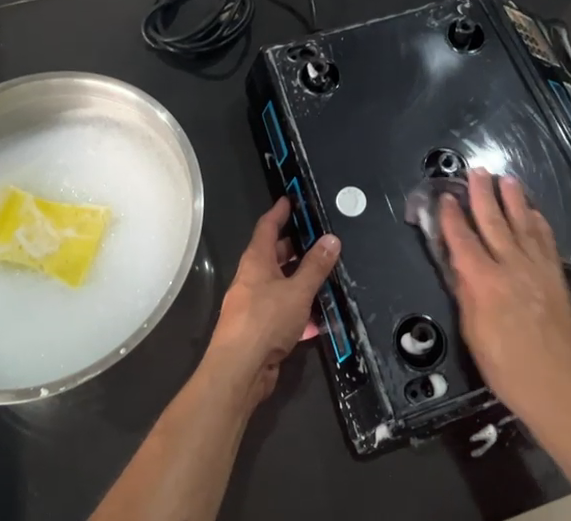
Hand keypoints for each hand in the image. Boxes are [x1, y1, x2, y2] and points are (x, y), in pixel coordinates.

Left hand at [205, 198, 340, 409]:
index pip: (267, 227)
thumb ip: (315, 266)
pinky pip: (282, 312)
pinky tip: (318, 319)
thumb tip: (331, 239)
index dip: (279, 212)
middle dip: (294, 247)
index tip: (290, 199)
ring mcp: (253, 306)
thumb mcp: (297, 291)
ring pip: (279, 285)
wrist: (239, 370)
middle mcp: (251, 279)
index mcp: (255, 262)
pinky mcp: (259, 330)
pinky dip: (299, 311)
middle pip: (273, 256)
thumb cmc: (266, 320)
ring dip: (299, 281)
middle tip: (318, 239)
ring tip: (325, 276)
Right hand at [440, 169, 570, 423]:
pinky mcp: (556, 277)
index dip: (452, 217)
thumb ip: (466, 294)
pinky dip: (539, 223)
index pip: (463, 240)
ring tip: (505, 179)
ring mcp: (537, 269)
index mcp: (484, 281)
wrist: (559, 386)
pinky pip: (546, 241)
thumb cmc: (507, 367)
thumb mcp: (473, 334)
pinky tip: (534, 212)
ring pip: (523, 224)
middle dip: (482, 195)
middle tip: (477, 171)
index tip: (446, 197)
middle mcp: (511, 266)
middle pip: (494, 222)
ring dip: (513, 200)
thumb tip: (458, 266)